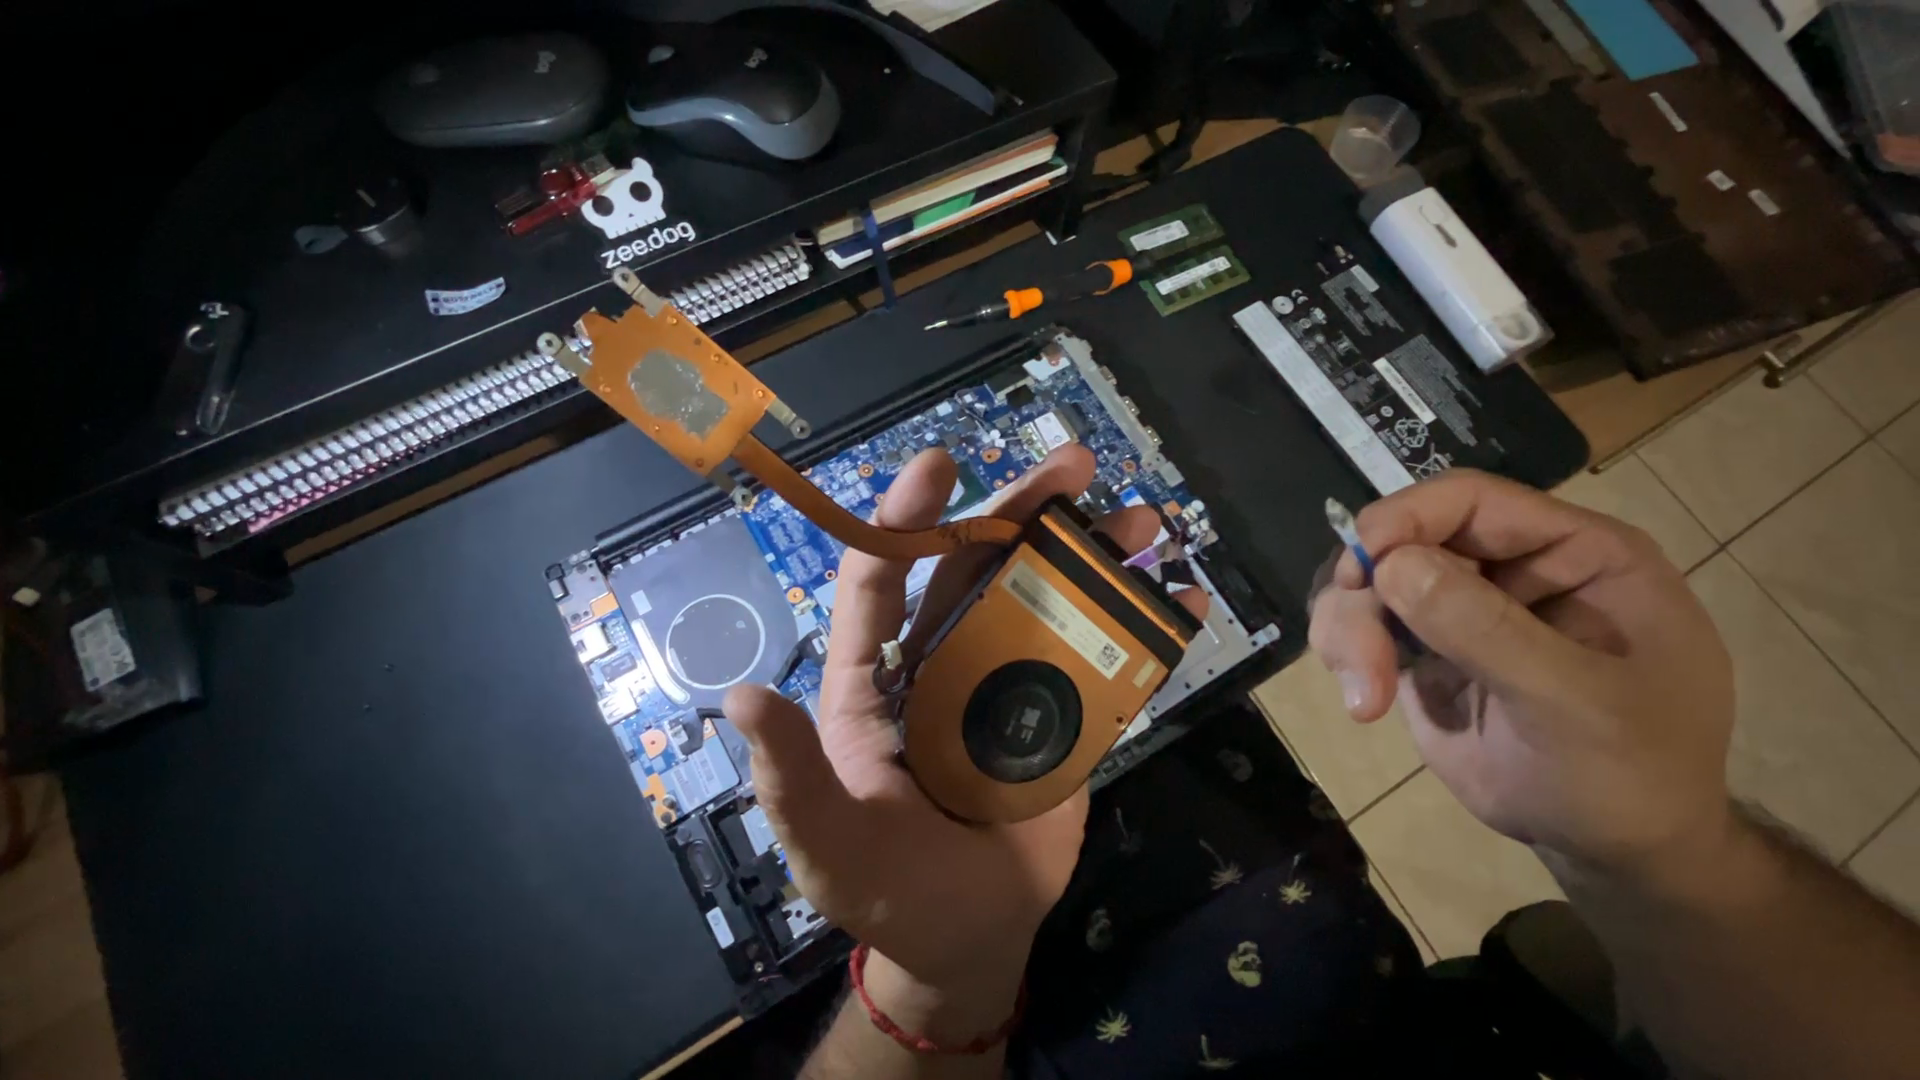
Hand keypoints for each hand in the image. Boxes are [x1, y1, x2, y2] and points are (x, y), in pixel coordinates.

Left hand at [724, 445, 1199, 1025]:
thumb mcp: (831, 844)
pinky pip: (1102, 658)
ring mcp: (1007, 683)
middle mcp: (940, 661)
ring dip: (1093, 553)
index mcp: (874, 678)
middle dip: (1022, 511)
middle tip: (1075, 465)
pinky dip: (1144, 626)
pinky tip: (1184, 596)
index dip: (904, 521)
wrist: (971, 938)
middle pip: (977, 567)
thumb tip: (740, 697)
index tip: (938, 466)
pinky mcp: (1062, 715)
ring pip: (1045, 597)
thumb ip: (793, 778)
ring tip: (1145, 524)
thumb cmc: (886, 893)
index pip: (880, 581)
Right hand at [1308, 470, 1736, 878]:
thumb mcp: (1575, 703)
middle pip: (1401, 540)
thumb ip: (1488, 630)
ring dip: (1347, 630)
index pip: (1471, 501)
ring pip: (1367, 583)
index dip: (1406, 519)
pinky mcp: (1422, 649)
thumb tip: (1390, 566)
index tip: (1359, 568)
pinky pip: (1360, 625)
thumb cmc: (1631, 774)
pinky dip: (1345, 654)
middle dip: (1365, 596)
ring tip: (1364, 697)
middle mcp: (1509, 568)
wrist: (1612, 849)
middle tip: (1358, 663)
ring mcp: (1459, 609)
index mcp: (1572, 554)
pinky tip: (1364, 703)